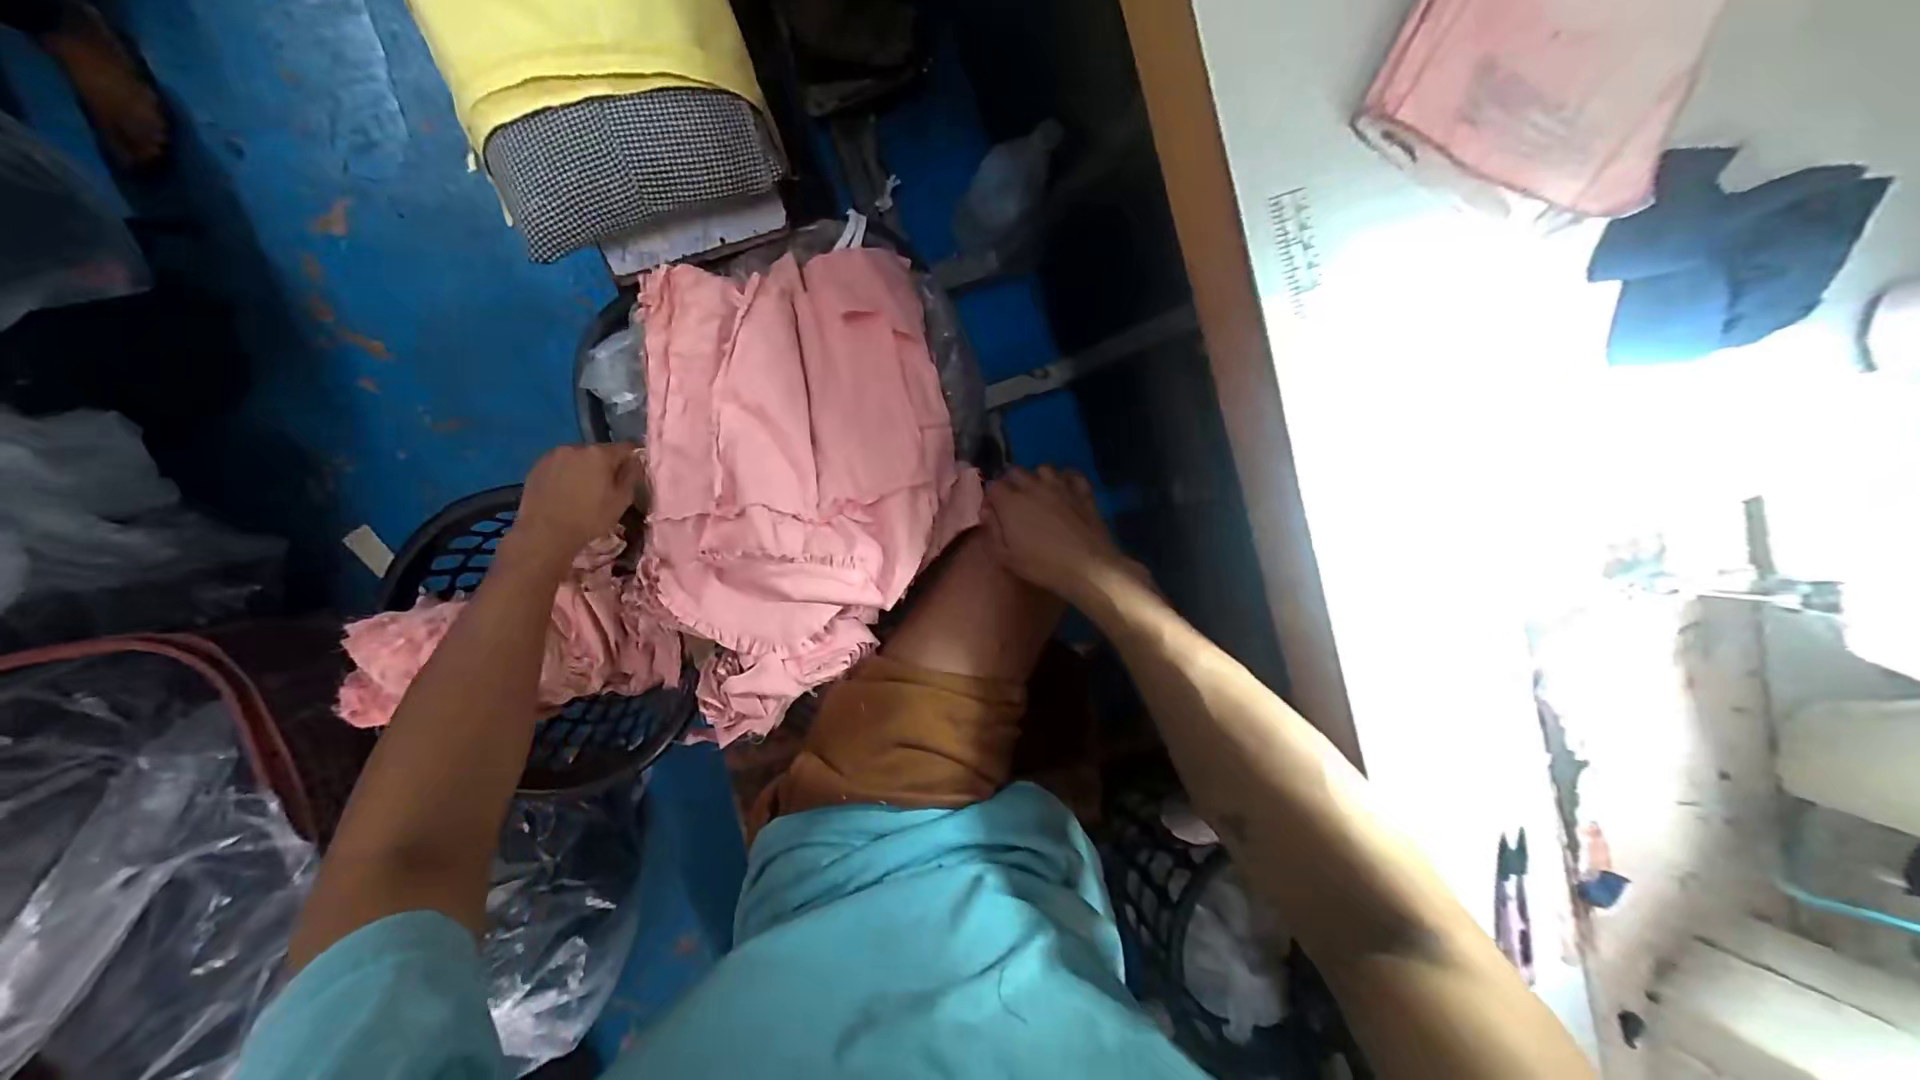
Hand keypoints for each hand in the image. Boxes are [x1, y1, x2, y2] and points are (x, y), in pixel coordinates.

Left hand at [506, 444, 642, 567]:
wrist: (544, 533)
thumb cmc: (590, 518)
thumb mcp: (622, 501)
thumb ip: (631, 476)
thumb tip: (633, 461)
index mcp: (600, 454)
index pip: (625, 447)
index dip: (633, 456)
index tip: (634, 468)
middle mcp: (576, 448)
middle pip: (599, 452)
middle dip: (606, 463)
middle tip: (607, 483)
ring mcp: (553, 455)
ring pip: (578, 457)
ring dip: (584, 467)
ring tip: (583, 488)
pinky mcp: (537, 466)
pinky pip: (560, 464)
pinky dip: (566, 472)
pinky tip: (565, 490)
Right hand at [981, 466, 1145, 601]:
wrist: (1087, 566)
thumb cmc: (1042, 565)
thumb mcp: (1006, 556)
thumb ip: (991, 530)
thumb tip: (986, 510)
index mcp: (1011, 502)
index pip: (993, 485)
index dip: (991, 496)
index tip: (994, 510)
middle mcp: (1033, 486)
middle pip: (1015, 471)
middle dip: (1010, 482)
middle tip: (1014, 501)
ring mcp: (1060, 486)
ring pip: (1043, 468)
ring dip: (1037, 477)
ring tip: (1039, 493)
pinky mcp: (1082, 491)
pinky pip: (1071, 474)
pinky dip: (1066, 478)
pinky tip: (1065, 489)